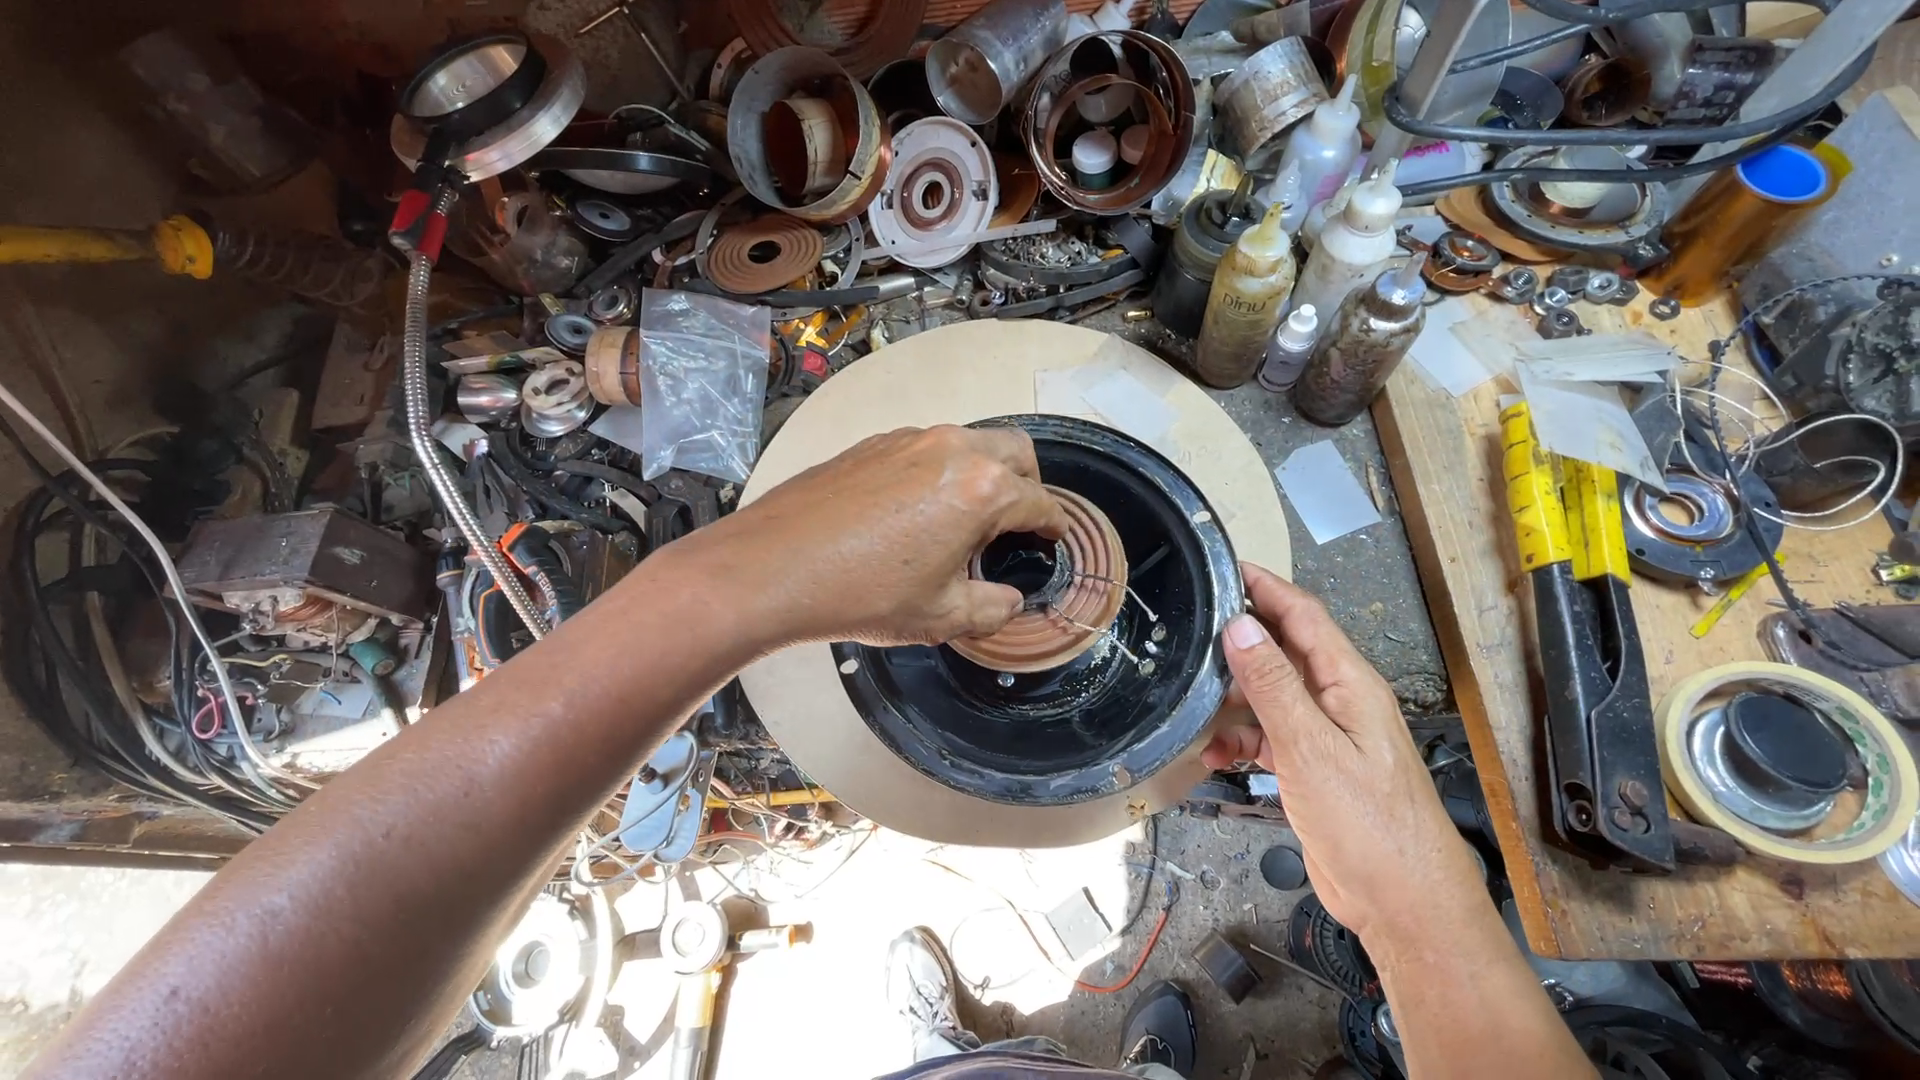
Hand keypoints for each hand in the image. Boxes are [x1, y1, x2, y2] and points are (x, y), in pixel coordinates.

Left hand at [690, 425, 1071, 646]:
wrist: (771, 567)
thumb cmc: (863, 594)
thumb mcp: (941, 616)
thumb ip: (993, 608)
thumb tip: (1011, 602)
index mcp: (982, 490)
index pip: (1041, 502)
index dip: (1055, 526)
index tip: (1054, 539)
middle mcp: (953, 449)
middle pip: (1017, 452)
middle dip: (1029, 484)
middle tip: (1016, 523)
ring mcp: (910, 439)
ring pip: (971, 442)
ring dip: (984, 473)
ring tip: (963, 519)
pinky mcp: (874, 443)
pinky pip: (928, 447)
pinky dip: (942, 470)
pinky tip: (915, 510)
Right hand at [1201, 564, 1483, 952]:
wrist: (1401, 902)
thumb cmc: (1367, 822)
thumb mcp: (1311, 747)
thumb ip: (1273, 685)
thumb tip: (1239, 626)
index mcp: (1348, 682)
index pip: (1303, 615)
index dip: (1264, 586)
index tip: (1222, 567)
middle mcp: (1336, 700)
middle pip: (1281, 651)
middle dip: (1238, 641)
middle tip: (1189, 633)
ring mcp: (1323, 735)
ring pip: (1267, 695)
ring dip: (1231, 699)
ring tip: (1192, 704)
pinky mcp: (1310, 767)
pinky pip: (1266, 736)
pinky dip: (1237, 740)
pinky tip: (1213, 756)